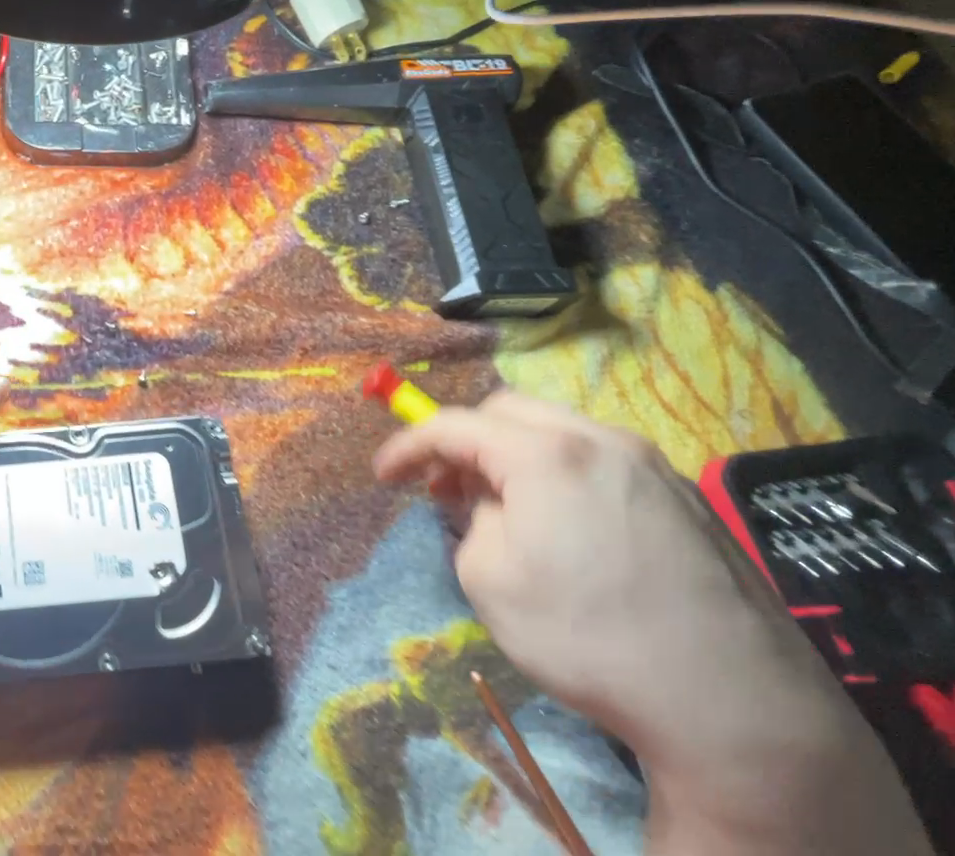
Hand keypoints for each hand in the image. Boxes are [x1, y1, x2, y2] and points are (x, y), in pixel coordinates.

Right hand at [371, 392, 927, 854]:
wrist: (728, 701)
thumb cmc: (585, 634)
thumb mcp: (488, 578)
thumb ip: (474, 520)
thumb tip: (492, 505)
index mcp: (547, 454)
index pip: (455, 425)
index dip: (407, 444)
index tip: (382, 476)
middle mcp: (603, 441)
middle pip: (510, 410)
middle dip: (464, 439)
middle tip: (442, 486)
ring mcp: (653, 467)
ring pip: (559, 431)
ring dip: (512, 455)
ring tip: (499, 507)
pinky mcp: (684, 500)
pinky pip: (599, 462)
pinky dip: (558, 474)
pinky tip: (559, 527)